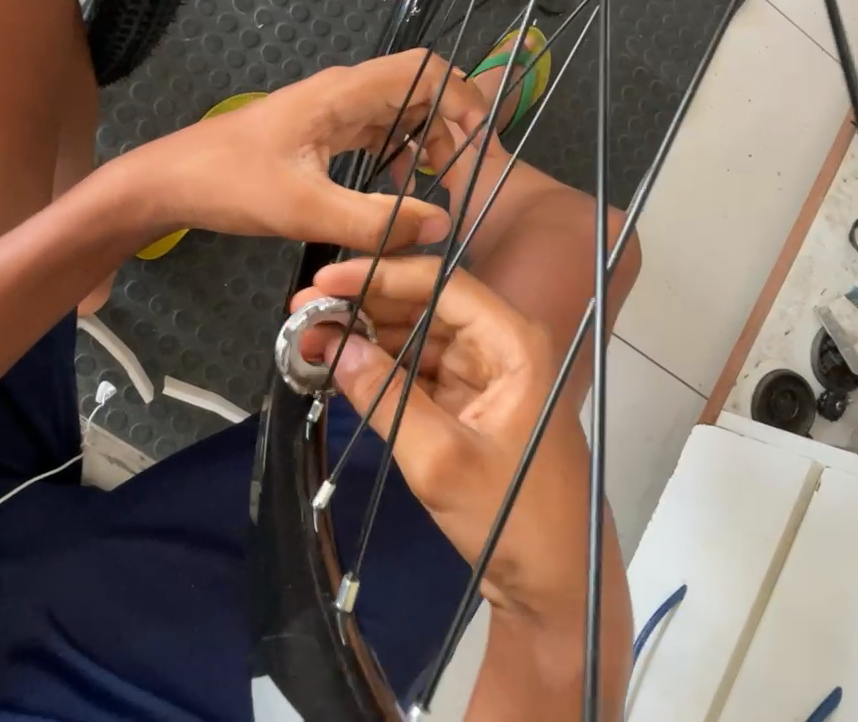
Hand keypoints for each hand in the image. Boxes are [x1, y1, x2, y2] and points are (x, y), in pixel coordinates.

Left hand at [130, 49, 488, 251]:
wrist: (171, 181)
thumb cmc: (231, 185)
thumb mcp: (303, 208)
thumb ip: (372, 219)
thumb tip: (440, 225)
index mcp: (344, 94)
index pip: (423, 69)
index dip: (461, 97)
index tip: (478, 145)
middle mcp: (344, 94)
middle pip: (419, 89)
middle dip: (450, 125)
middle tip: (462, 176)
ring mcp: (332, 112)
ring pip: (399, 112)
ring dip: (426, 141)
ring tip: (438, 186)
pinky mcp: (322, 133)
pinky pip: (377, 132)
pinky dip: (399, 153)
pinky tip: (399, 186)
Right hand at [291, 256, 598, 623]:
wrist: (554, 581)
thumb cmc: (511, 517)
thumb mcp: (440, 460)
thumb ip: (384, 397)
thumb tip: (330, 345)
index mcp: (512, 343)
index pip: (442, 284)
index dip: (381, 275)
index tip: (325, 278)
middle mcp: (501, 345)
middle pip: (427, 305)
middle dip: (365, 305)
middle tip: (303, 309)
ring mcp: (486, 373)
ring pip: (418, 336)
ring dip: (368, 335)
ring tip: (310, 335)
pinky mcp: (470, 401)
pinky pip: (420, 370)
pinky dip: (381, 368)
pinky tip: (339, 365)